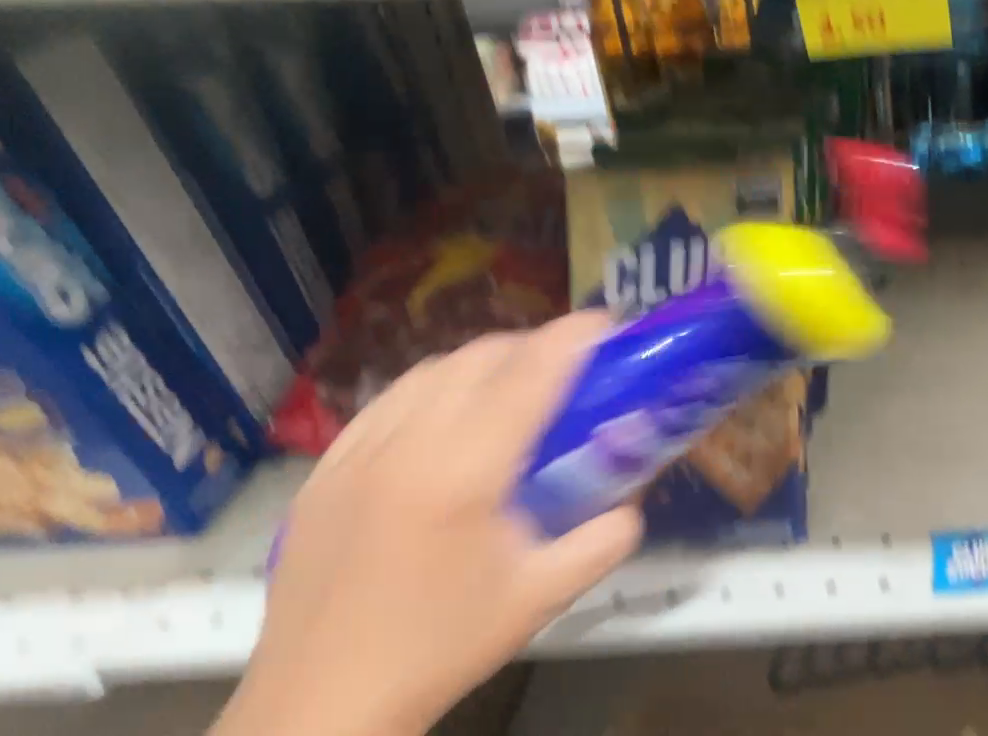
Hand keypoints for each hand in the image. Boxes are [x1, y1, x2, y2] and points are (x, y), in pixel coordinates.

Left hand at [214, 312, 643, 735]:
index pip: (530, 372)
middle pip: (481, 355)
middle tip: (570, 371)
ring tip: (512, 390)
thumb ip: (606, 537)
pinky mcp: (324, 470)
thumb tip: (634, 498)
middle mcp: (406, 446)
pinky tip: (448, 418)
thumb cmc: (442, 647)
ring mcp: (355, 454)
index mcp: (465, 473)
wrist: (321, 706)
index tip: (607, 324)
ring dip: (484, 363)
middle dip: (535, 346)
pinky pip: (388, 399)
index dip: (574, 336)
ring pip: (431, 369)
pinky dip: (432, 388)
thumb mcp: (544, 595)